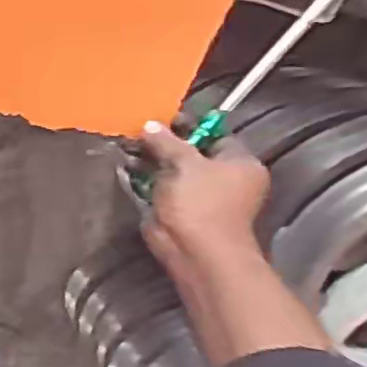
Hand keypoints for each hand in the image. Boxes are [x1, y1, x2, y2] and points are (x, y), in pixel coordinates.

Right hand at [138, 120, 269, 271]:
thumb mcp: (184, 163)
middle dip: (163, 142)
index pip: (215, 134)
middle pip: (191, 151)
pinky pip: (162, 183)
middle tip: (137, 132)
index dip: (189, 125)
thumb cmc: (200, 202)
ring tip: (126, 146)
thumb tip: (150, 124)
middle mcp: (225, 177)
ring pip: (173, 167)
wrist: (194, 248)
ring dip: (151, 158)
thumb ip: (166, 141)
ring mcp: (201, 193)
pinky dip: (146, 176)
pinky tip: (127, 166)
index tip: (160, 118)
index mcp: (240, 163)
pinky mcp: (179, 206)